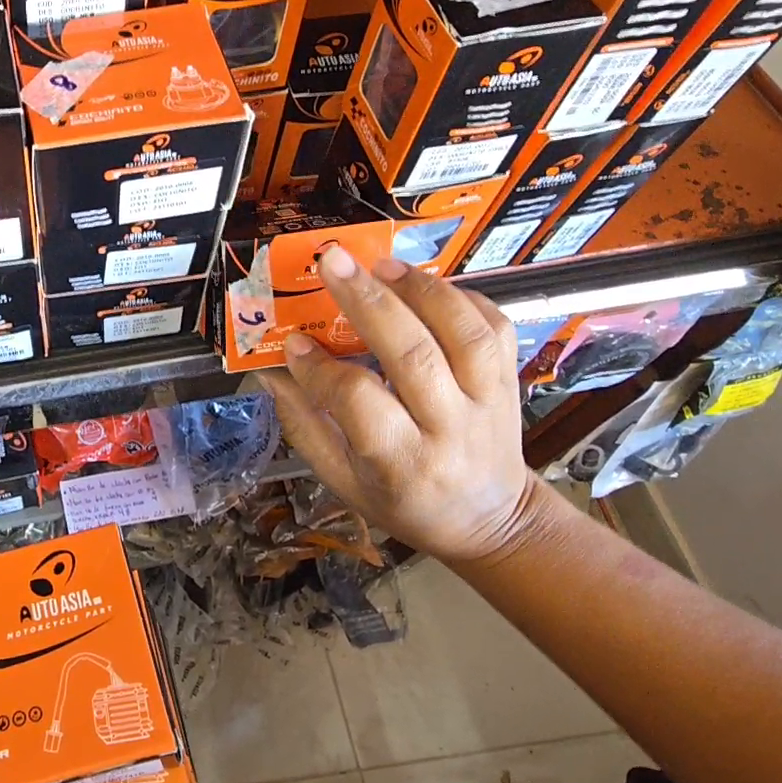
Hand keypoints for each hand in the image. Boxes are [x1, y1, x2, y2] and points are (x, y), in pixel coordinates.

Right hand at [259, 246, 536, 563]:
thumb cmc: (404, 502)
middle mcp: (451, 430)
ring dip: (420, 289)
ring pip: (463, 334)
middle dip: (367, 302)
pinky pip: (495, 327)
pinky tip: (423, 284)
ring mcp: (489, 403)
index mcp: (402, 462)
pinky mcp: (510, 383)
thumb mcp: (343, 481)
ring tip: (381, 263)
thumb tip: (271, 371)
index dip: (321, 367)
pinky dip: (462, 297)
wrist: (489, 519)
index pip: (358, 401)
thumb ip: (305, 426)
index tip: (293, 341)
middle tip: (332, 263)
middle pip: (412, 355)